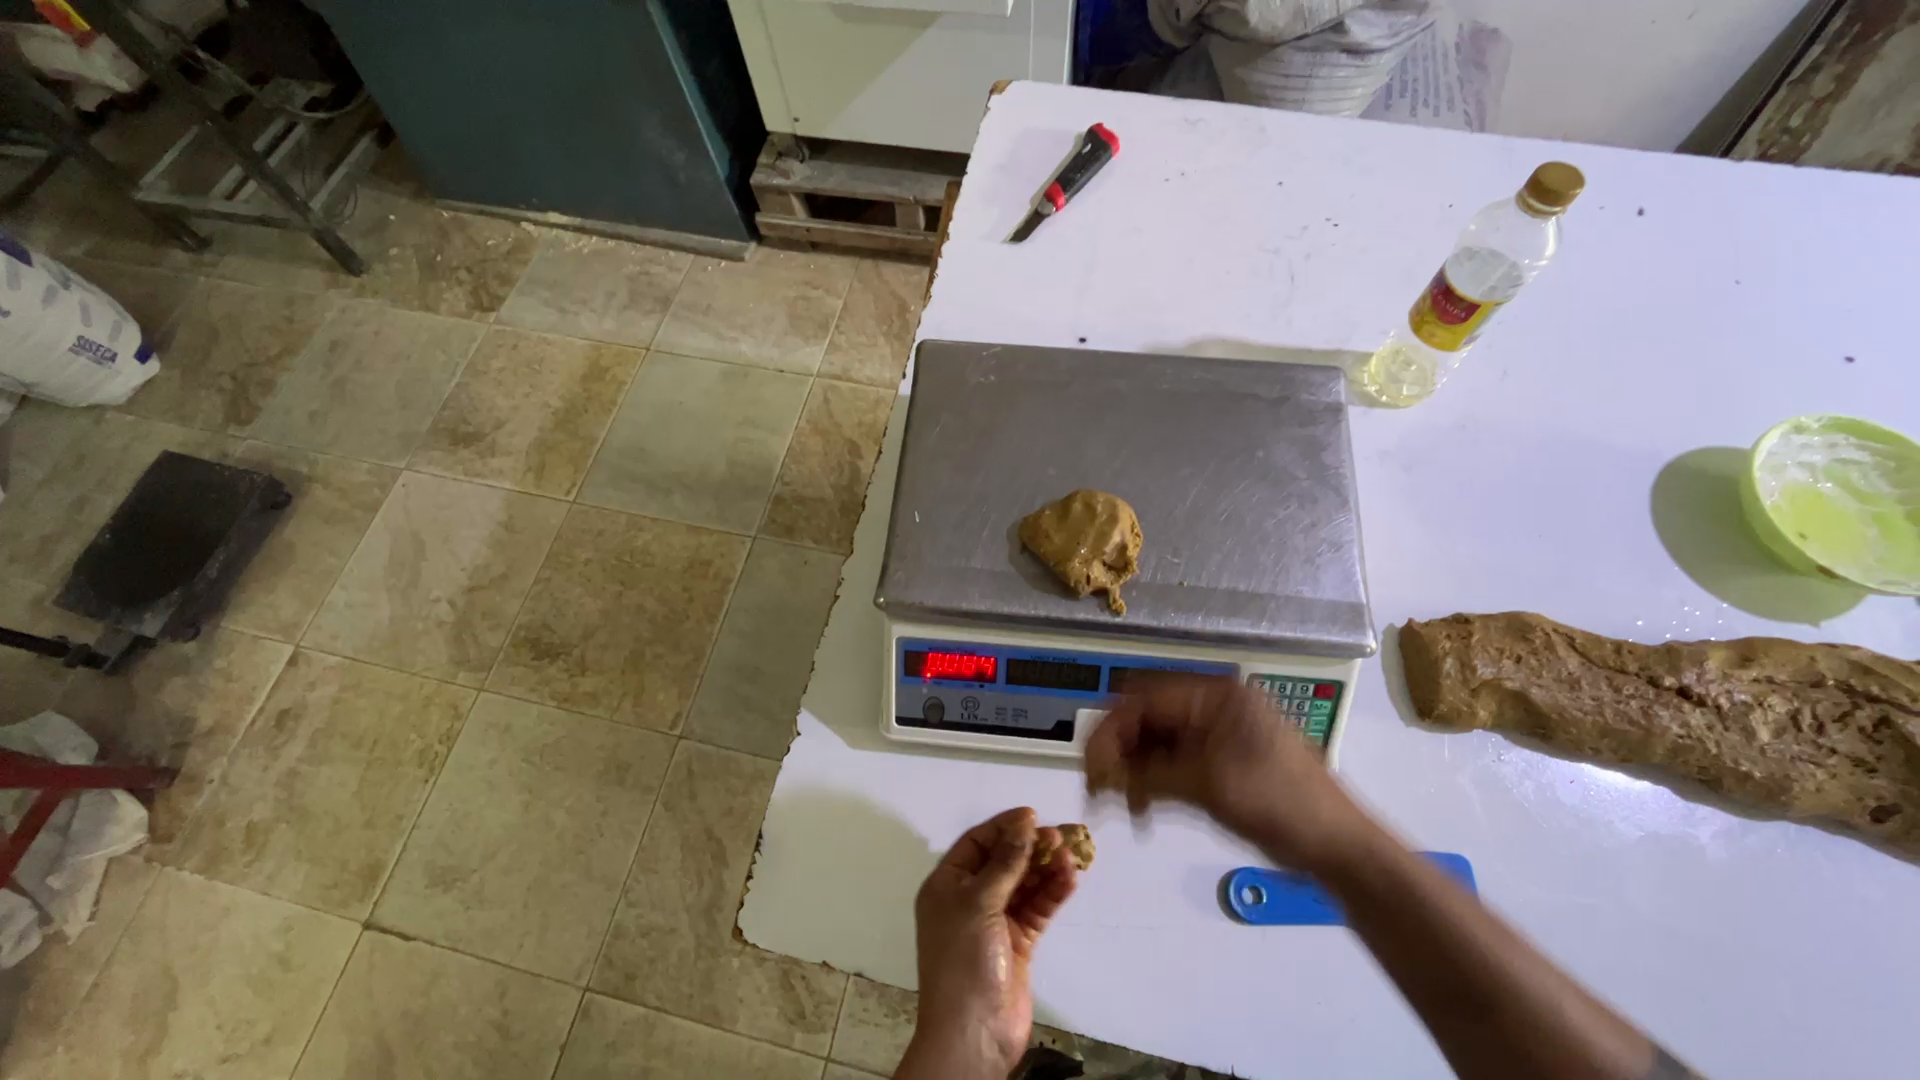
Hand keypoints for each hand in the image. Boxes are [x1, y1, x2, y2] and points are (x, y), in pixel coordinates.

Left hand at [900, 807, 1076, 1079]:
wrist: (973, 1033)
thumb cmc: (963, 959)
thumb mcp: (979, 902)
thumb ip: (1005, 862)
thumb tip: (1024, 823)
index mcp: (947, 885)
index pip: (976, 843)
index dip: (1004, 827)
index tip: (1033, 816)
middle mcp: (969, 899)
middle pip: (1003, 862)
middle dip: (1030, 847)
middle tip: (1060, 835)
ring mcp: (994, 922)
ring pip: (1024, 885)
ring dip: (1046, 869)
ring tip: (1072, 856)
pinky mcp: (1017, 943)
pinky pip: (1037, 910)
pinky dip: (1052, 894)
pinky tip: (1071, 880)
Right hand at [1084, 674, 1369, 874]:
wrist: (1335, 845)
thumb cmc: (1278, 803)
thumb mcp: (1208, 784)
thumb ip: (1149, 772)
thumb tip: (1099, 772)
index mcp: (1214, 696)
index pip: (1144, 698)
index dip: (1110, 730)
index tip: (1090, 767)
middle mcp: (1210, 707)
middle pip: (1145, 719)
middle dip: (1118, 752)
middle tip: (1098, 790)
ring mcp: (1214, 735)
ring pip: (1153, 743)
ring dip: (1131, 772)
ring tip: (1120, 806)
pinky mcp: (1216, 763)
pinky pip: (1170, 764)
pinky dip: (1151, 784)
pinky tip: (1142, 810)